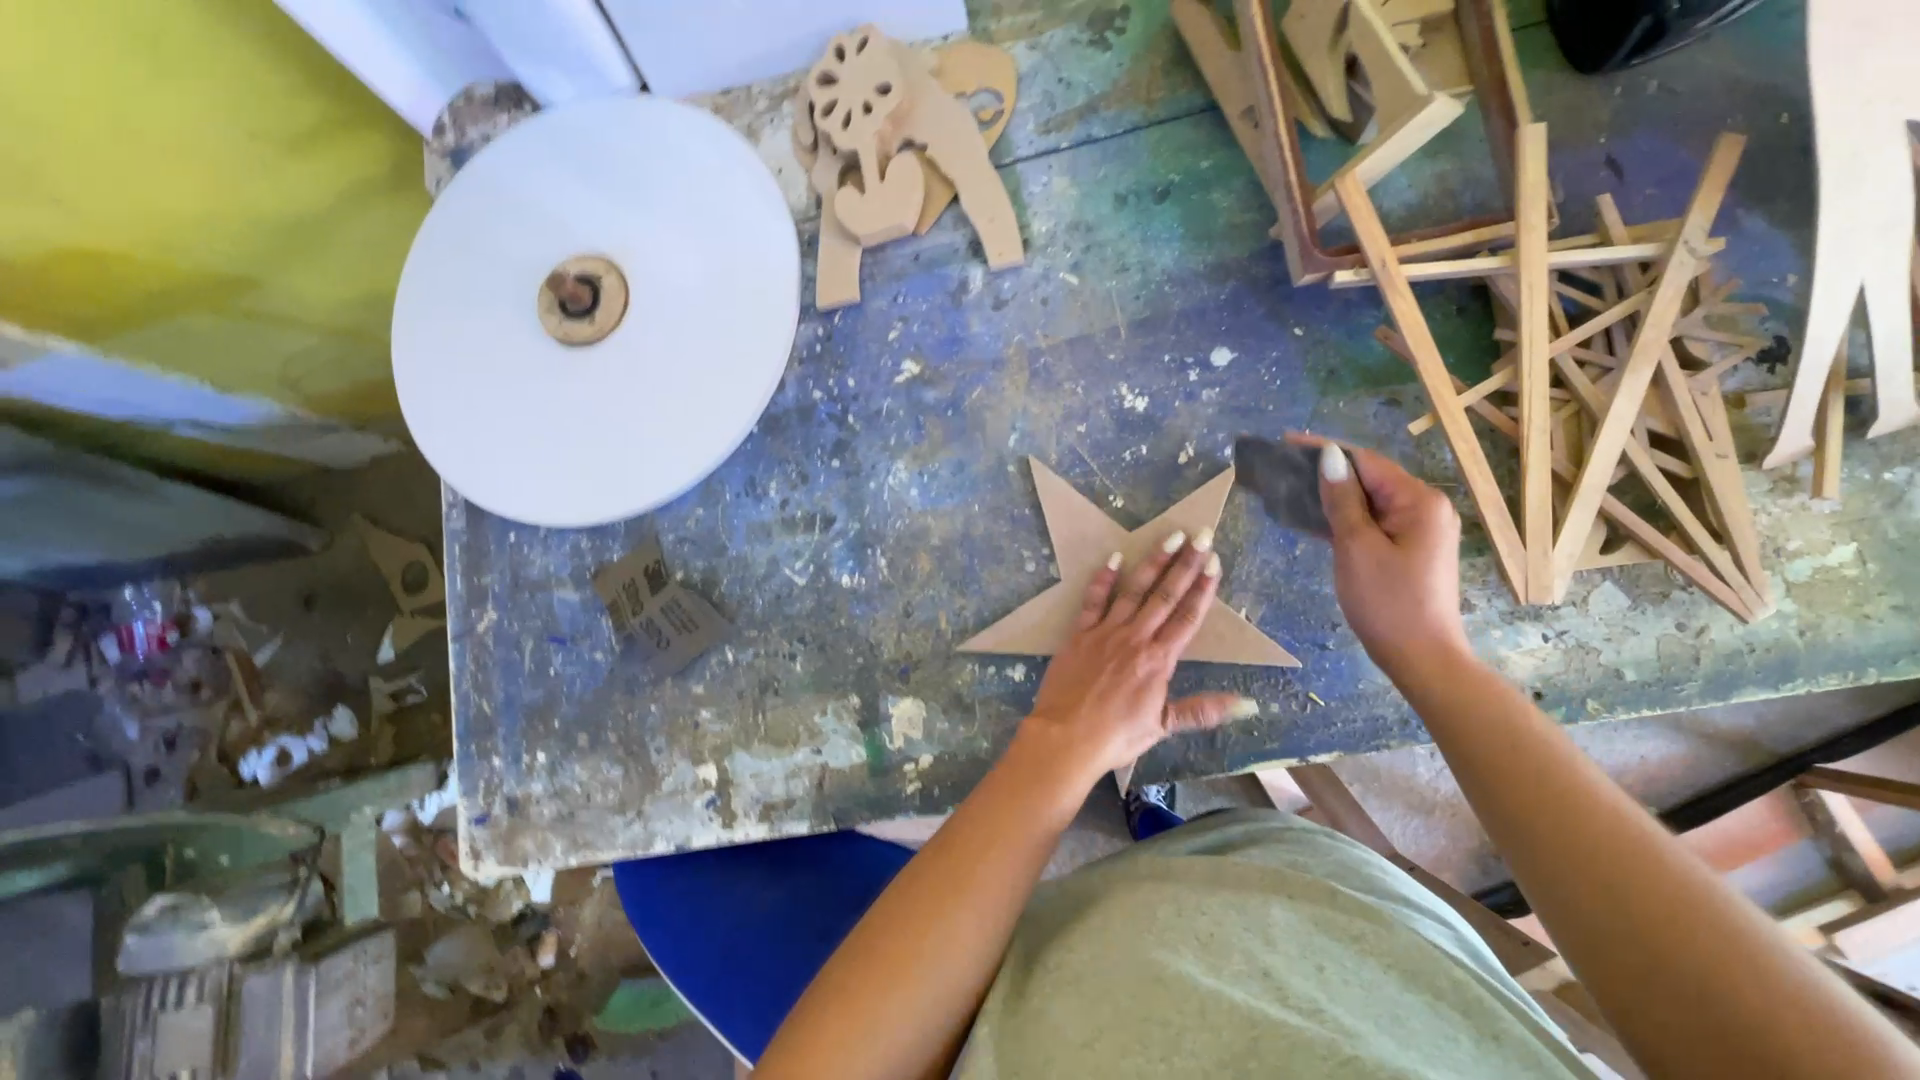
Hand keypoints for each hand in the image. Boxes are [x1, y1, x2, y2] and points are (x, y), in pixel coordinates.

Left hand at [1019, 529, 1259, 780]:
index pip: (1187, 617)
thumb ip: (1204, 710)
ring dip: (1153, 562)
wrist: (1066, 737)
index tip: (1215, 562)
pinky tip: (1115, 558)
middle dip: (1186, 564)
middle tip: (1201, 535)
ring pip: (1134, 590)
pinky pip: (1093, 600)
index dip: (1203, 589)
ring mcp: (1105, 632)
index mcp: (1159, 660)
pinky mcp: (1079, 634)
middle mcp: (1135, 638)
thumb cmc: (1116, 736)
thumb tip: (1250, 705)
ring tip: (1169, 536)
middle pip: (1165, 595)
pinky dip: (1104, 579)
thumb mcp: (1164, 726)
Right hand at [1287, 433, 1469, 676]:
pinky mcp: (1407, 550)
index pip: (1365, 461)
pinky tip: (1310, 518)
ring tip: (1287, 489)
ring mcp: (1417, 530)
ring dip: (1330, 496)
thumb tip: (1328, 457)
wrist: (1421, 658)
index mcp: (1418, 501)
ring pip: (1366, 501)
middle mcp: (1423, 508)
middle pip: (1367, 478)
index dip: (1324, 450)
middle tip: (1280, 467)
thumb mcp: (1357, 548)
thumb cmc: (1388, 603)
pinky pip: (1370, 523)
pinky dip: (1341, 519)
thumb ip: (1341, 500)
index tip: (1285, 443)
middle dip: (1324, 471)